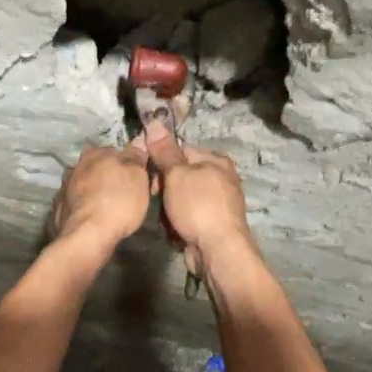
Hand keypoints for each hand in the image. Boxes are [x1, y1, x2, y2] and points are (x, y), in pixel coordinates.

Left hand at [51, 144, 152, 247]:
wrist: (87, 236)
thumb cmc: (117, 202)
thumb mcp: (137, 177)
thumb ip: (136, 158)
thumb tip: (137, 143)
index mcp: (94, 154)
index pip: (115, 152)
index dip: (127, 165)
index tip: (135, 179)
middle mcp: (75, 167)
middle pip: (96, 169)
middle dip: (106, 178)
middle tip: (121, 195)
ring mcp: (63, 189)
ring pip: (82, 187)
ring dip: (91, 193)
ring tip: (105, 209)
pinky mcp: (57, 210)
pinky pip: (74, 205)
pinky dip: (81, 209)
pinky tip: (90, 219)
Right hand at [141, 120, 252, 274]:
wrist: (218, 250)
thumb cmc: (198, 206)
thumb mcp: (177, 174)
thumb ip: (165, 151)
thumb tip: (154, 121)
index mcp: (215, 160)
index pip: (180, 151)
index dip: (161, 164)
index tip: (151, 179)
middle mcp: (220, 178)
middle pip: (179, 177)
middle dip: (164, 192)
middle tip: (159, 203)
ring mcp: (217, 202)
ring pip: (180, 199)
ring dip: (168, 211)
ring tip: (168, 222)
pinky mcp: (212, 223)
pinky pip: (187, 217)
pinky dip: (178, 224)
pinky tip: (176, 233)